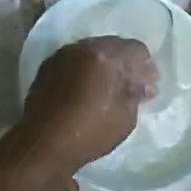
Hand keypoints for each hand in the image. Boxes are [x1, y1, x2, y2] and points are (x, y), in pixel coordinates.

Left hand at [20, 36, 156, 172]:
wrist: (43, 144)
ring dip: (103, 65)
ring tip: (106, 88)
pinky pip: (74, 61)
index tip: (147, 86)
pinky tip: (85, 90)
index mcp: (105, 57)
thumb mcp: (125, 117)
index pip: (136, 49)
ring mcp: (61, 55)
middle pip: (113, 45)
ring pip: (91, 51)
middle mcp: (82, 48)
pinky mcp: (47, 67)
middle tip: (129, 86)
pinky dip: (84, 70)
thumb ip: (136, 94)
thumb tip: (143, 84)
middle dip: (124, 63)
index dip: (146, 67)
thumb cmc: (89, 133)